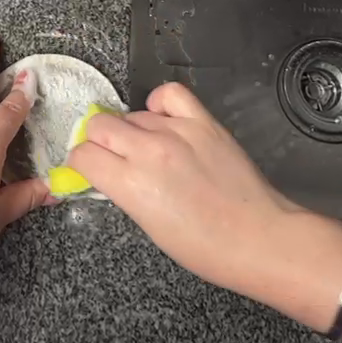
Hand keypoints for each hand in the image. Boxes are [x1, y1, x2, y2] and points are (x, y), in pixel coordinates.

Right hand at [67, 82, 341, 320]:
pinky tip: (161, 120)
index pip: (83, 154)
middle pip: (99, 125)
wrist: (259, 239)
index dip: (82, 164)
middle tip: (113, 159)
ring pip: (131, 114)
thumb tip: (106, 172)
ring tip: (147, 150)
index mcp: (130, 182)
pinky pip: (169, 95)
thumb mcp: (147, 224)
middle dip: (98, 142)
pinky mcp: (203, 122)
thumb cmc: (203, 247)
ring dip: (129, 130)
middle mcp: (149, 149)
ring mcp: (177, 131)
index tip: (89, 171)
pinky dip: (158, 104)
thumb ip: (121, 190)